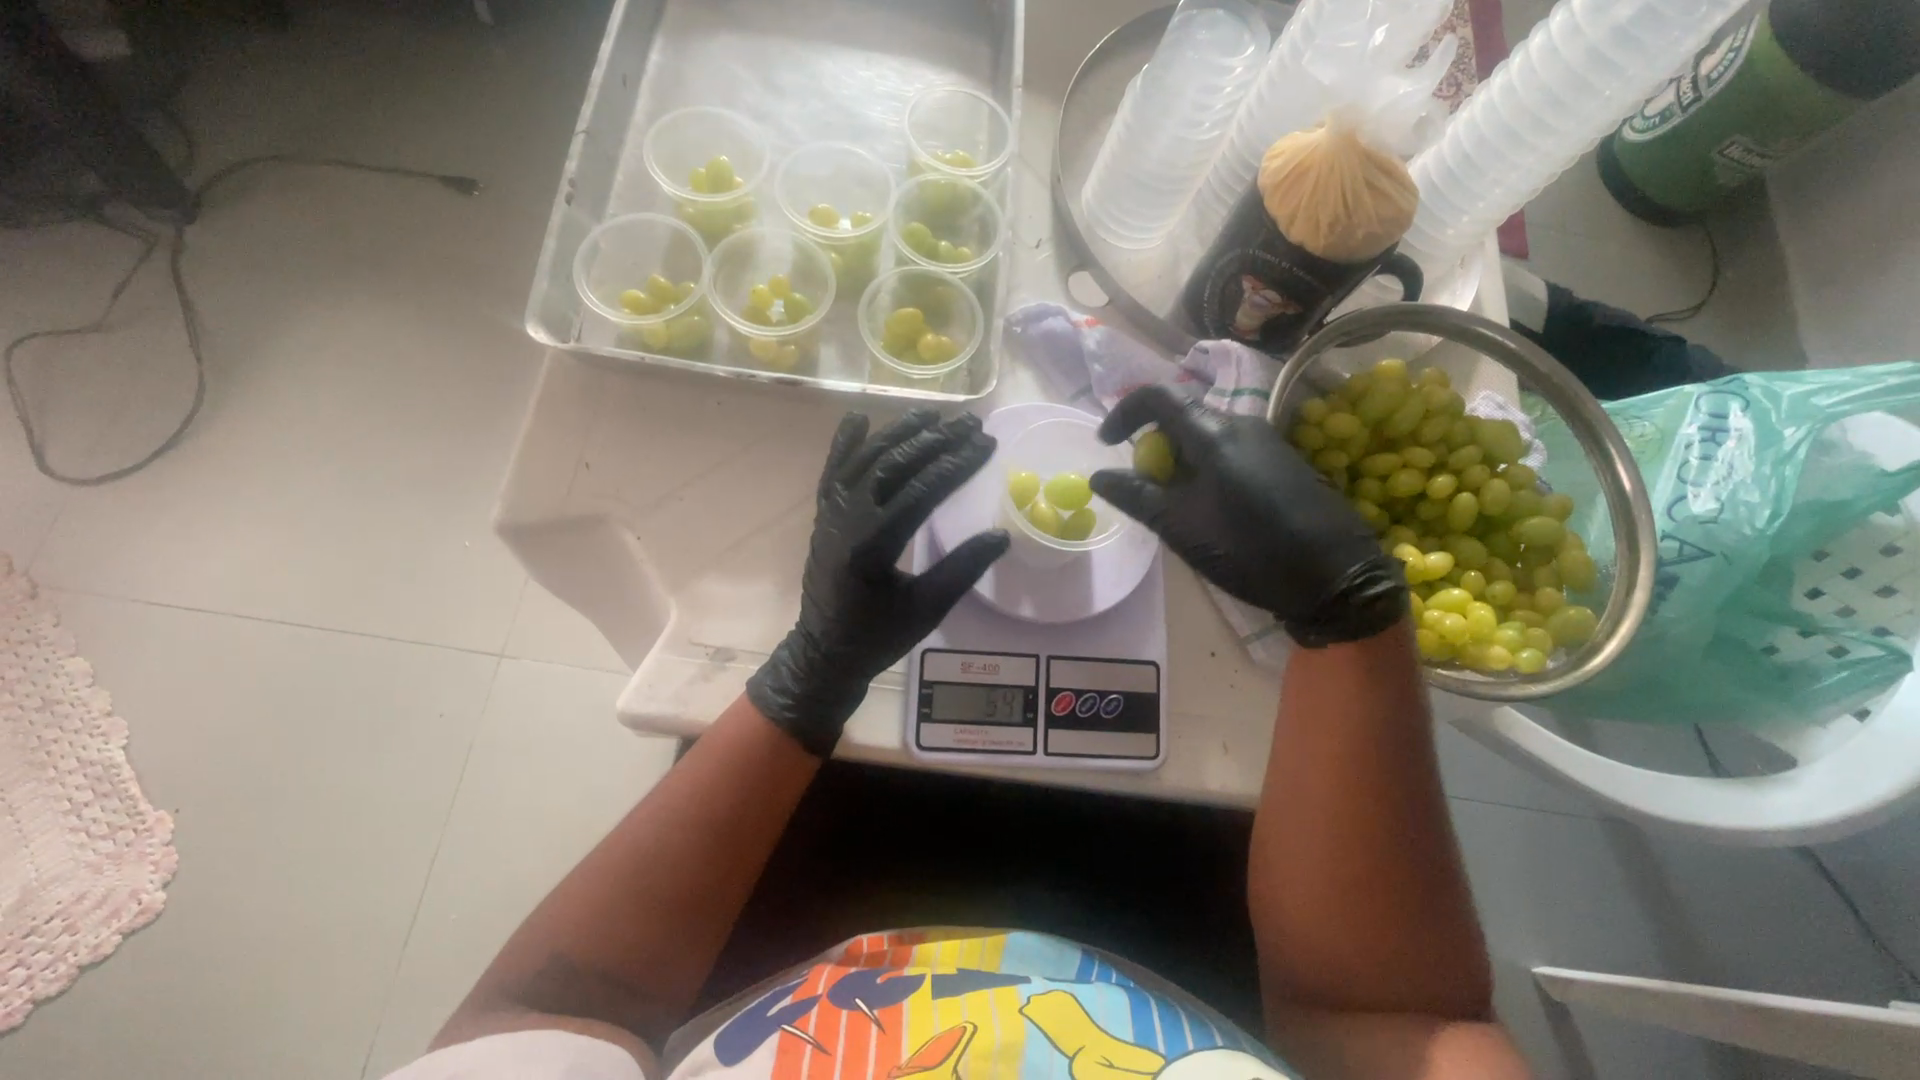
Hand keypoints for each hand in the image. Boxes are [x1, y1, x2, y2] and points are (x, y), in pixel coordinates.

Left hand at [748, 409, 1008, 755]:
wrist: (824, 653)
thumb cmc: (879, 636)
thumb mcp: (927, 609)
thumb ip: (962, 569)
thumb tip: (1001, 535)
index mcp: (872, 545)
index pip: (920, 491)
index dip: (956, 464)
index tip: (986, 444)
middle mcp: (847, 520)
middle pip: (893, 466)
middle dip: (934, 440)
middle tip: (969, 422)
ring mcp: (831, 514)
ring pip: (865, 461)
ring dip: (899, 434)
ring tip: (933, 414)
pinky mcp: (824, 515)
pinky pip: (834, 472)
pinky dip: (844, 444)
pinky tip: (859, 419)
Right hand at [1091, 386, 1405, 646]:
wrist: (1337, 576)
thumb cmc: (1251, 550)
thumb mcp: (1182, 528)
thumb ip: (1137, 496)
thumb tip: (1100, 474)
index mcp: (1214, 434)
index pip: (1158, 396)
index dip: (1124, 414)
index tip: (1107, 445)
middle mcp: (1242, 424)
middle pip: (1182, 419)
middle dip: (1154, 449)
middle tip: (1146, 492)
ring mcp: (1268, 441)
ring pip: (1206, 437)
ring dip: (1181, 464)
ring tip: (1179, 509)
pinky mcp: (1284, 461)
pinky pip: (1231, 452)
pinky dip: (1207, 471)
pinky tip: (1214, 512)